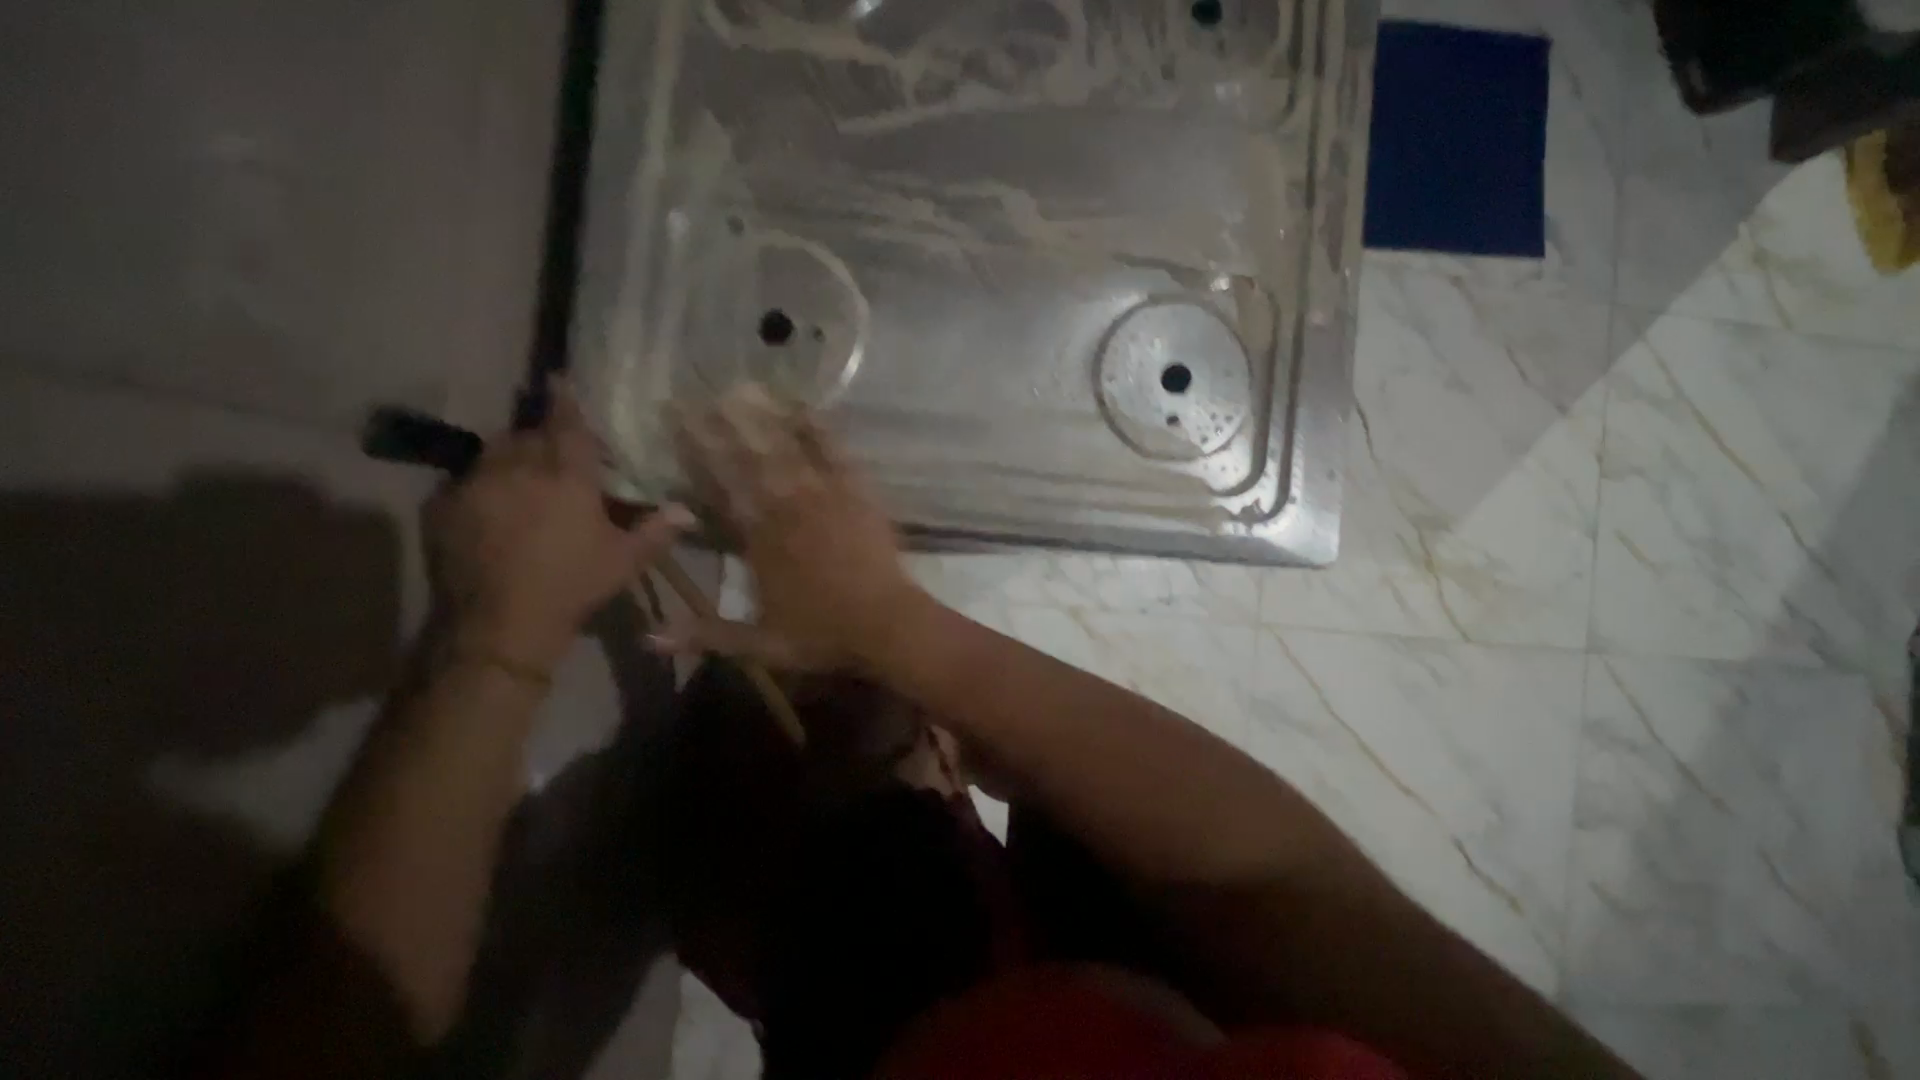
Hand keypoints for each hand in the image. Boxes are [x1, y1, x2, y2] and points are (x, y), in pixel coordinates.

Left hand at [426, 385, 691, 671]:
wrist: (502, 624)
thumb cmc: (573, 587)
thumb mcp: (624, 562)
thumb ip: (656, 531)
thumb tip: (688, 511)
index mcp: (567, 475)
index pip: (567, 423)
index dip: (565, 399)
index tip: (559, 378)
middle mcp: (520, 467)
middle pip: (529, 435)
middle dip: (542, 438)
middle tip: (553, 454)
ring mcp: (478, 484)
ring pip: (495, 453)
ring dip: (511, 457)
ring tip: (521, 477)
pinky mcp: (446, 506)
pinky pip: (467, 482)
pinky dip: (483, 486)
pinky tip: (491, 507)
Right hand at [656, 383, 926, 671]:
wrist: (886, 626)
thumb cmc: (822, 636)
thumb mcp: (759, 644)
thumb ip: (704, 634)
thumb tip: (647, 639)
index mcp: (759, 541)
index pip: (719, 488)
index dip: (696, 454)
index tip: (676, 423)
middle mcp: (786, 509)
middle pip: (749, 460)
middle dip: (723, 425)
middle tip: (701, 393)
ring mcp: (824, 497)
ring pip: (788, 448)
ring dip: (764, 417)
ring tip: (743, 388)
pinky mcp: (857, 494)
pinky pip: (835, 453)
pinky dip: (818, 429)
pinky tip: (805, 407)